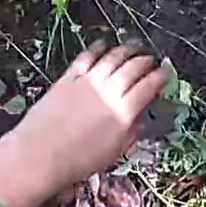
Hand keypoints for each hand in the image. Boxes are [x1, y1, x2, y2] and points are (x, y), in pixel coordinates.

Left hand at [0, 40, 170, 206]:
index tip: (166, 73)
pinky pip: (87, 57)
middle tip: (151, 59)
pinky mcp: (68, 78)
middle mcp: (109, 91)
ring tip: (133, 46)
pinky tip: (103, 45)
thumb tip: (139, 118)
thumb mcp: (115, 151)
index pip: (149, 86)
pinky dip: (98, 48)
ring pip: (112, 57)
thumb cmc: (79, 161)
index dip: (161, 76)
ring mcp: (88, 82)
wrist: (39, 156)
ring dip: (126, 49)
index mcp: (124, 111)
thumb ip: (131, 132)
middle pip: (133, 67)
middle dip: (146, 60)